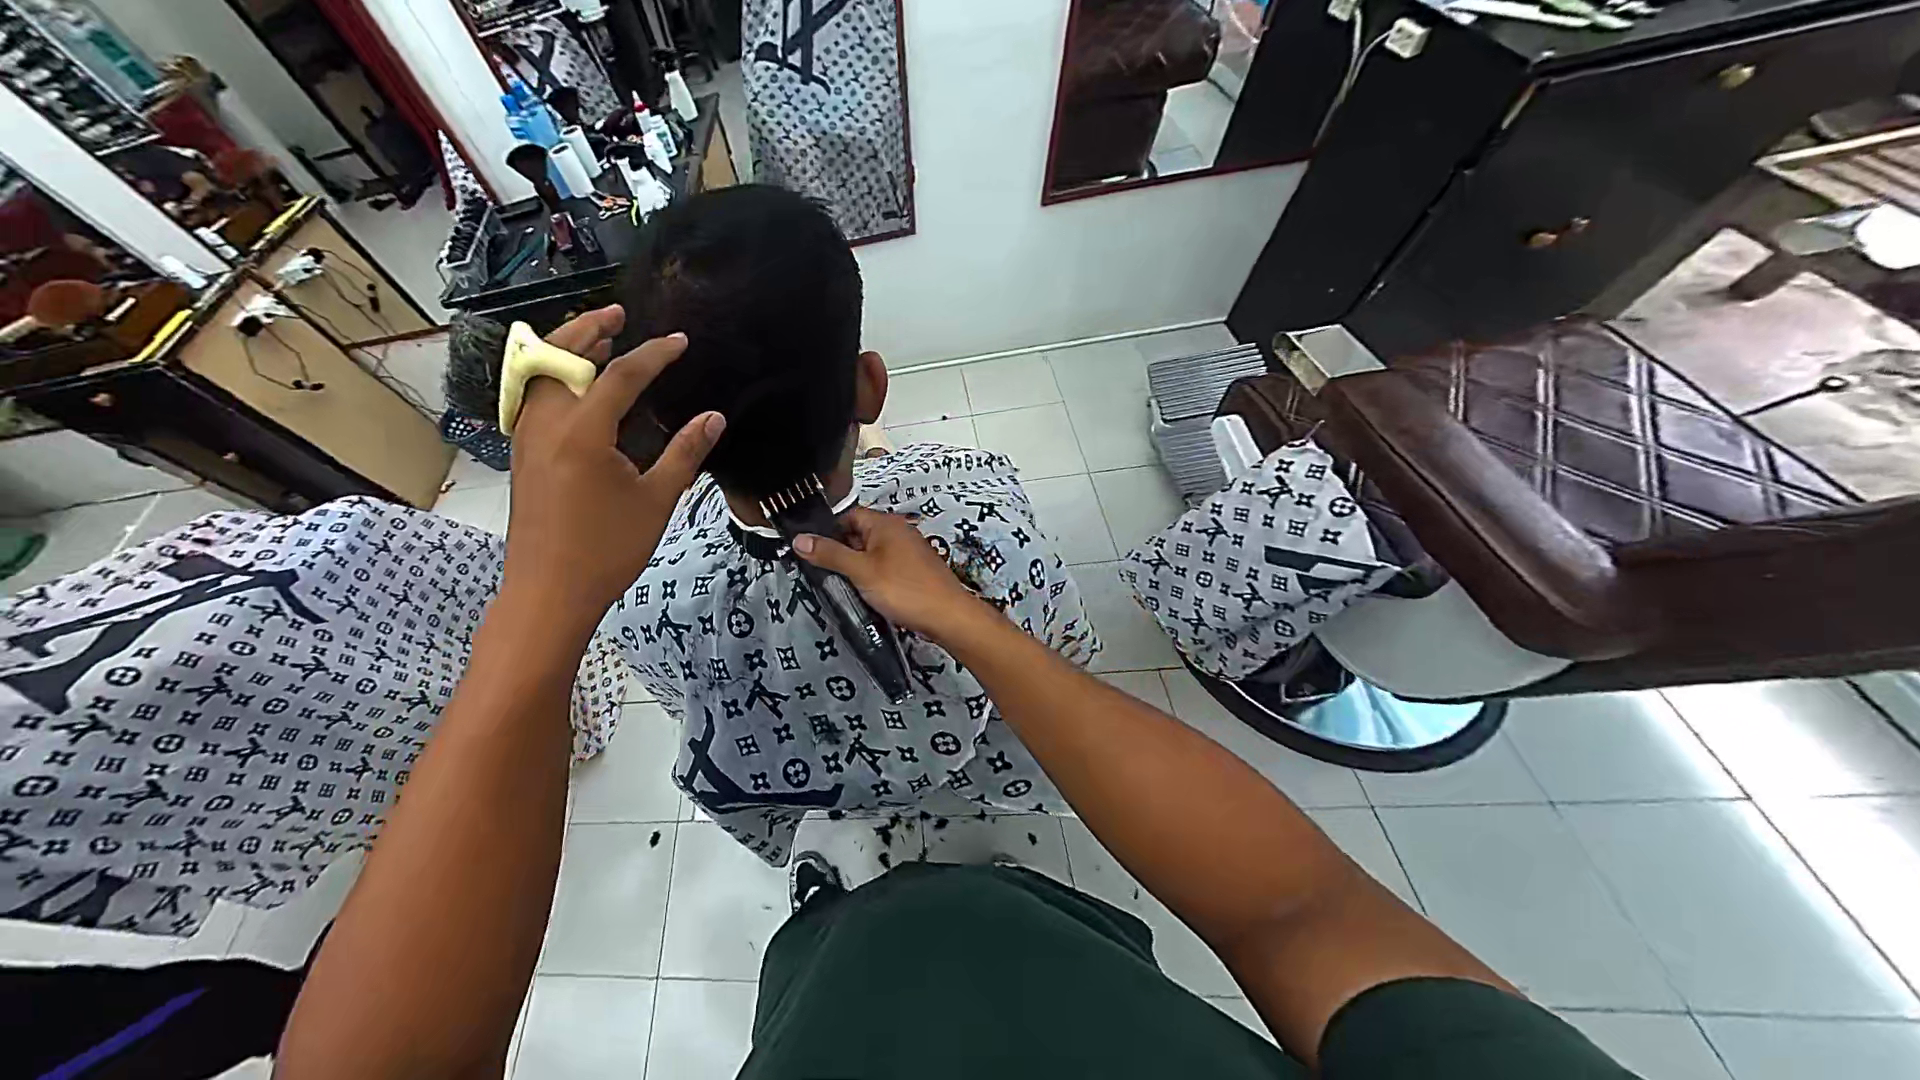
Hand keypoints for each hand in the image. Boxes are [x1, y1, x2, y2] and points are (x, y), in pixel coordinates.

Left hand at [502, 305, 723, 632]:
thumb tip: (714, 417)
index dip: (653, 355)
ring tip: (596, 337)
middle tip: (619, 314)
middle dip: (589, 328)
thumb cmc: (608, 549)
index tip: (679, 342)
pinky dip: (552, 374)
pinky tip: (573, 385)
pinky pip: (531, 395)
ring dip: (566, 348)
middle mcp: (545, 424)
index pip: (619, 375)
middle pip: (559, 357)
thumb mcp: (657, 500)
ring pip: (538, 373)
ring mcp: (526, 438)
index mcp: (581, 432)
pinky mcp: (522, 454)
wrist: (549, 591)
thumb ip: (685, 453)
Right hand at [792, 507, 991, 638]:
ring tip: (844, 586)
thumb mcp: (860, 571)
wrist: (947, 616)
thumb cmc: (906, 590)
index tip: (812, 550)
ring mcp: (908, 551)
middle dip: (841, 552)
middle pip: (859, 535)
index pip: (848, 516)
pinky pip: (885, 568)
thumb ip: (830, 554)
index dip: (828, 531)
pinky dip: (873, 578)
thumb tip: (801, 540)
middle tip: (824, 573)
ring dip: (857, 568)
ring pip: (872, 554)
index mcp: (886, 523)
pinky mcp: (914, 571)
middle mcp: (899, 532)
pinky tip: (866, 595)